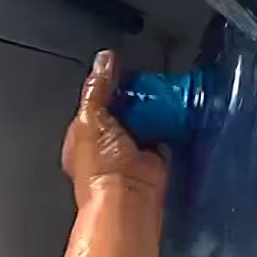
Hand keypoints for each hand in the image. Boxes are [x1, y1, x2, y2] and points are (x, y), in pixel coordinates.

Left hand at [63, 50, 168, 208]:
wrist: (129, 196)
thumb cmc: (100, 169)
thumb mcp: (91, 116)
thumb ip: (98, 87)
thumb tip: (104, 59)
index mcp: (84, 132)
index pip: (96, 98)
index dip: (108, 81)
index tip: (121, 67)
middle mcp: (107, 140)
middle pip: (123, 106)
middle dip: (134, 94)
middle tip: (144, 81)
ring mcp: (132, 147)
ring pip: (144, 116)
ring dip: (153, 106)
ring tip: (160, 90)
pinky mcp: (155, 153)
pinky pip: (165, 129)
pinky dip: (170, 120)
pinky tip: (173, 109)